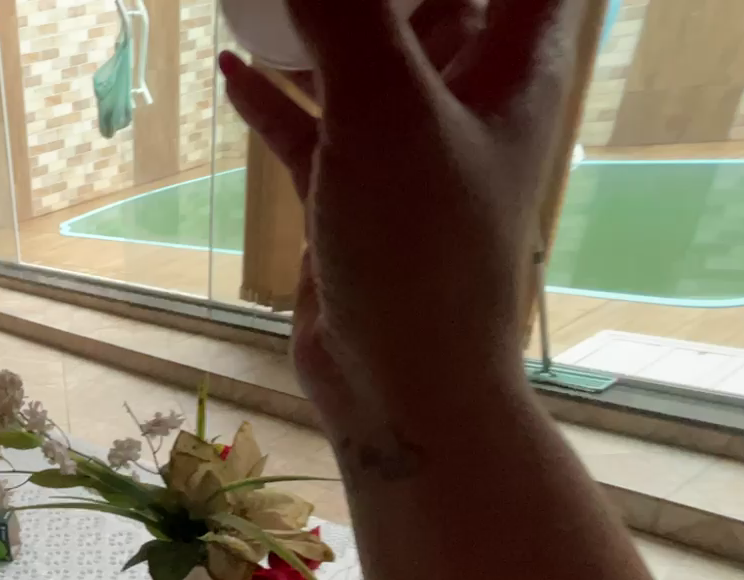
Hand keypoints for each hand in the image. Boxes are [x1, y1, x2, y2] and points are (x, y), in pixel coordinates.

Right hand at [221, 0, 578, 477]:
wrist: (394, 378)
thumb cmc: (416, 248)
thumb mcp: (384, 118)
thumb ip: (346, 24)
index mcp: (511, 60)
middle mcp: (463, 94)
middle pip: (429, 1)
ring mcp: (400, 150)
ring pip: (359, 62)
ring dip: (316, 26)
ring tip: (264, 0)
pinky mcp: (346, 197)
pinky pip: (310, 130)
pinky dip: (273, 101)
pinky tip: (231, 72)